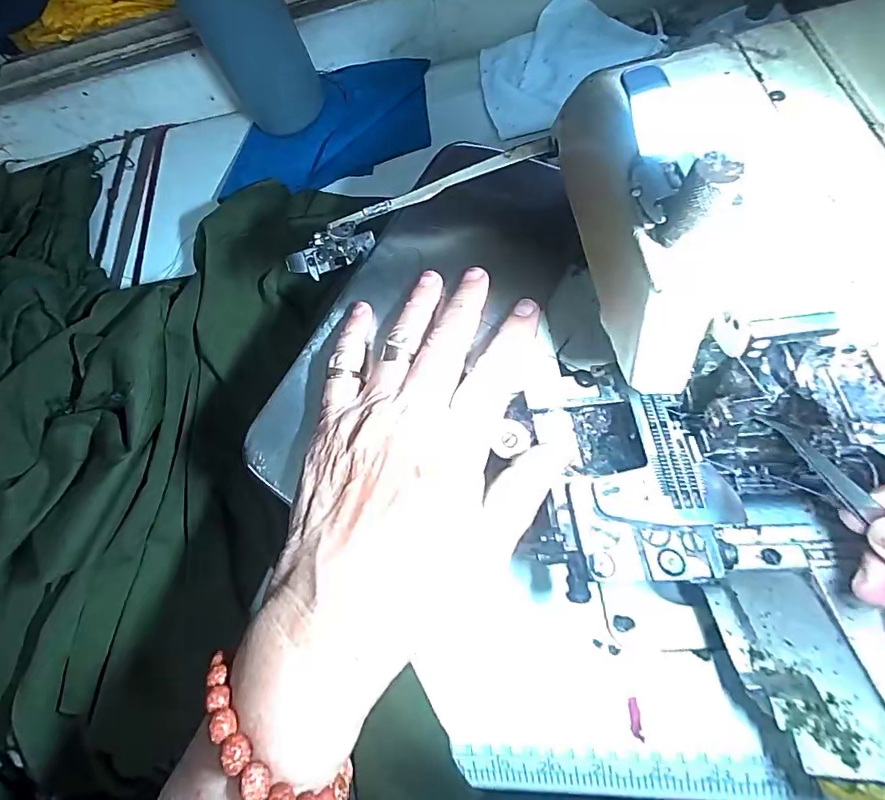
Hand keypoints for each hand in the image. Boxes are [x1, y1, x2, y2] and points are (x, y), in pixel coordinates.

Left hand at [160, 269, 564, 797]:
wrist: (333, 606)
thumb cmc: (414, 587)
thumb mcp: (483, 547)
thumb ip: (519, 489)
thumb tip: (556, 447)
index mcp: (452, 448)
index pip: (492, 377)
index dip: (512, 339)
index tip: (525, 310)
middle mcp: (408, 420)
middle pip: (442, 349)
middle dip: (463, 308)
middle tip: (478, 277)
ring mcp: (364, 417)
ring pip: (393, 347)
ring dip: (414, 310)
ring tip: (430, 279)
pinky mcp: (329, 425)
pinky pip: (339, 369)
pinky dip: (349, 338)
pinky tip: (359, 314)